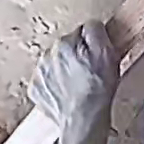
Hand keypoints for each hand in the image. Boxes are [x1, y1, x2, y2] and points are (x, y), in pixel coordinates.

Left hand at [29, 20, 119, 137]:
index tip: (97, 56)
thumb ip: (95, 30)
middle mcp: (46, 56)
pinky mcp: (36, 90)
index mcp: (64, 43)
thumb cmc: (98, 86)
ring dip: (66, 68)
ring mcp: (38, 74)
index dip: (93, 44)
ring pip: (56, 62)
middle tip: (90, 70)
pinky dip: (57, 82)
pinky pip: (48, 79)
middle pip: (67, 47)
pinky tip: (69, 90)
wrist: (83, 118)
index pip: (81, 32)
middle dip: (77, 55)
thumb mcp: (107, 52)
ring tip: (80, 82)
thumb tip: (90, 24)